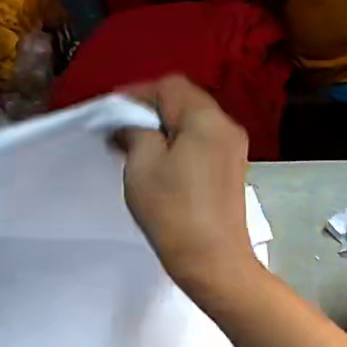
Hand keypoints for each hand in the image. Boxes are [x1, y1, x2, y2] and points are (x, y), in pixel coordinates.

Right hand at [118, 76, 259, 291]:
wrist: (213, 260)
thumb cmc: (173, 211)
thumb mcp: (142, 166)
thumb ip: (134, 133)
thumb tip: (129, 125)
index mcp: (205, 118)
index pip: (169, 87)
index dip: (138, 94)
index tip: (112, 113)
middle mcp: (226, 125)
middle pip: (185, 100)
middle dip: (152, 110)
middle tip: (122, 129)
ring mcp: (234, 148)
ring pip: (195, 122)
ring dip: (166, 127)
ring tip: (137, 147)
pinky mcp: (233, 169)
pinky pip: (203, 142)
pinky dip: (181, 143)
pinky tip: (161, 162)